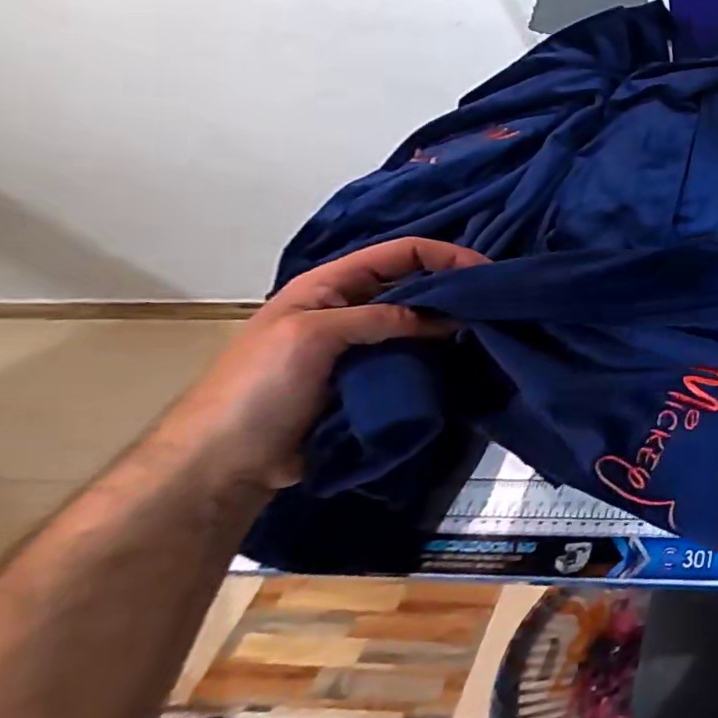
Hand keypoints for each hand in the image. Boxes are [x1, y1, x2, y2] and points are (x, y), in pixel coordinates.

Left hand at [151, 238, 488, 488]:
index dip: (445, 254)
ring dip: (451, 323)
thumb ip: (380, 317)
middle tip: (493, 302)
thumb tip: (446, 319)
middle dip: (454, 287)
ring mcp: (362, 345)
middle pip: (415, 284)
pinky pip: (414, 357)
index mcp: (329, 285)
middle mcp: (351, 308)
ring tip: (487, 329)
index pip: (400, 253)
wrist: (224, 464)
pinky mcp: (371, 379)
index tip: (486, 271)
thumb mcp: (313, 336)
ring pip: (419, 322)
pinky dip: (440, 355)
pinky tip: (463, 359)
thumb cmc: (257, 389)